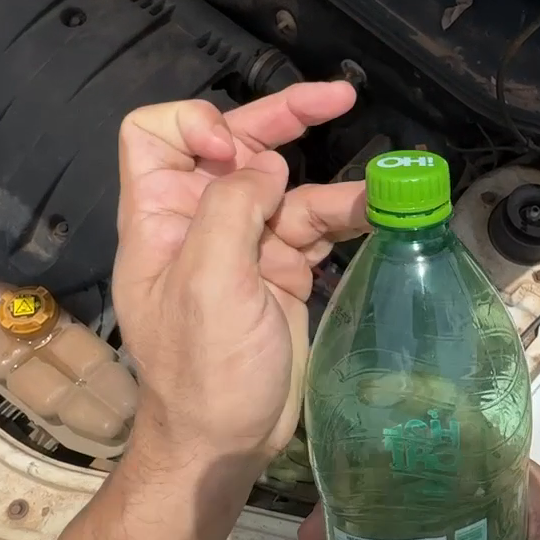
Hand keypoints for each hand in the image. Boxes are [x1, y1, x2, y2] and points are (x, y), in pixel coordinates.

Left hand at [113, 83, 366, 468]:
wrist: (226, 442)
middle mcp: (202, 220)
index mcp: (162, 218)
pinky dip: (349, 219)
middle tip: (338, 97)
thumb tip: (269, 168)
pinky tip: (380, 216)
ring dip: (336, 186)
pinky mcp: (283, 268)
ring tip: (383, 190)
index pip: (156, 135)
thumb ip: (232, 211)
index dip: (198, 125)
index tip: (239, 153)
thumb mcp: (207, 286)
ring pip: (291, 188)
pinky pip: (318, 227)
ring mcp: (246, 244)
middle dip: (285, 118)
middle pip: (238, 145)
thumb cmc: (203, 371)